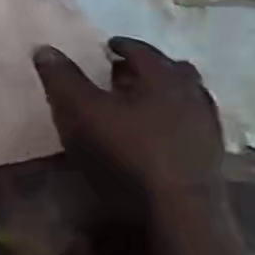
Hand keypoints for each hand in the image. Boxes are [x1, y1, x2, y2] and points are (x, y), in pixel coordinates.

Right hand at [33, 37, 224, 199]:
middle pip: (173, 71)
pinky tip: (152, 134)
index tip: (105, 46)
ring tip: (135, 103)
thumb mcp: (80, 110)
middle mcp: (193, 96)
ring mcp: (207, 127)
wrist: (175, 209)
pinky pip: (189, 124)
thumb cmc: (124, 150)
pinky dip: (170, 120)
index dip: (121, 46)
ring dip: (161, 95)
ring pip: (185, 98)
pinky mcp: (210, 155)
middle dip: (147, 69)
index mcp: (165, 78)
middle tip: (121, 72)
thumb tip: (45, 49)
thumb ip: (62, 78)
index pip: (143, 50)